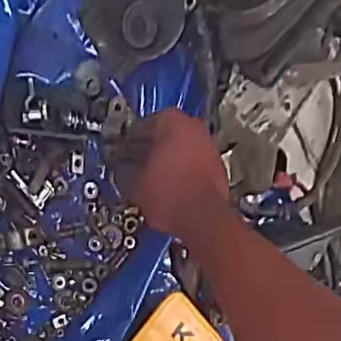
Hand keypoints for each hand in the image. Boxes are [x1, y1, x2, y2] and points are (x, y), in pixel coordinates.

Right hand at [113, 108, 234, 241]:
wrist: (201, 218)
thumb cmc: (173, 196)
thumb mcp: (136, 185)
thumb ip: (126, 171)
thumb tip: (122, 171)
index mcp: (172, 121)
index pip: (144, 124)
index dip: (130, 142)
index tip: (124, 152)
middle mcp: (194, 128)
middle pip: (166, 136)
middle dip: (152, 151)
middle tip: (138, 167)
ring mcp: (209, 148)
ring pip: (181, 152)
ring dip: (168, 164)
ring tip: (153, 183)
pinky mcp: (217, 169)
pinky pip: (194, 168)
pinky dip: (182, 176)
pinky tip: (170, 192)